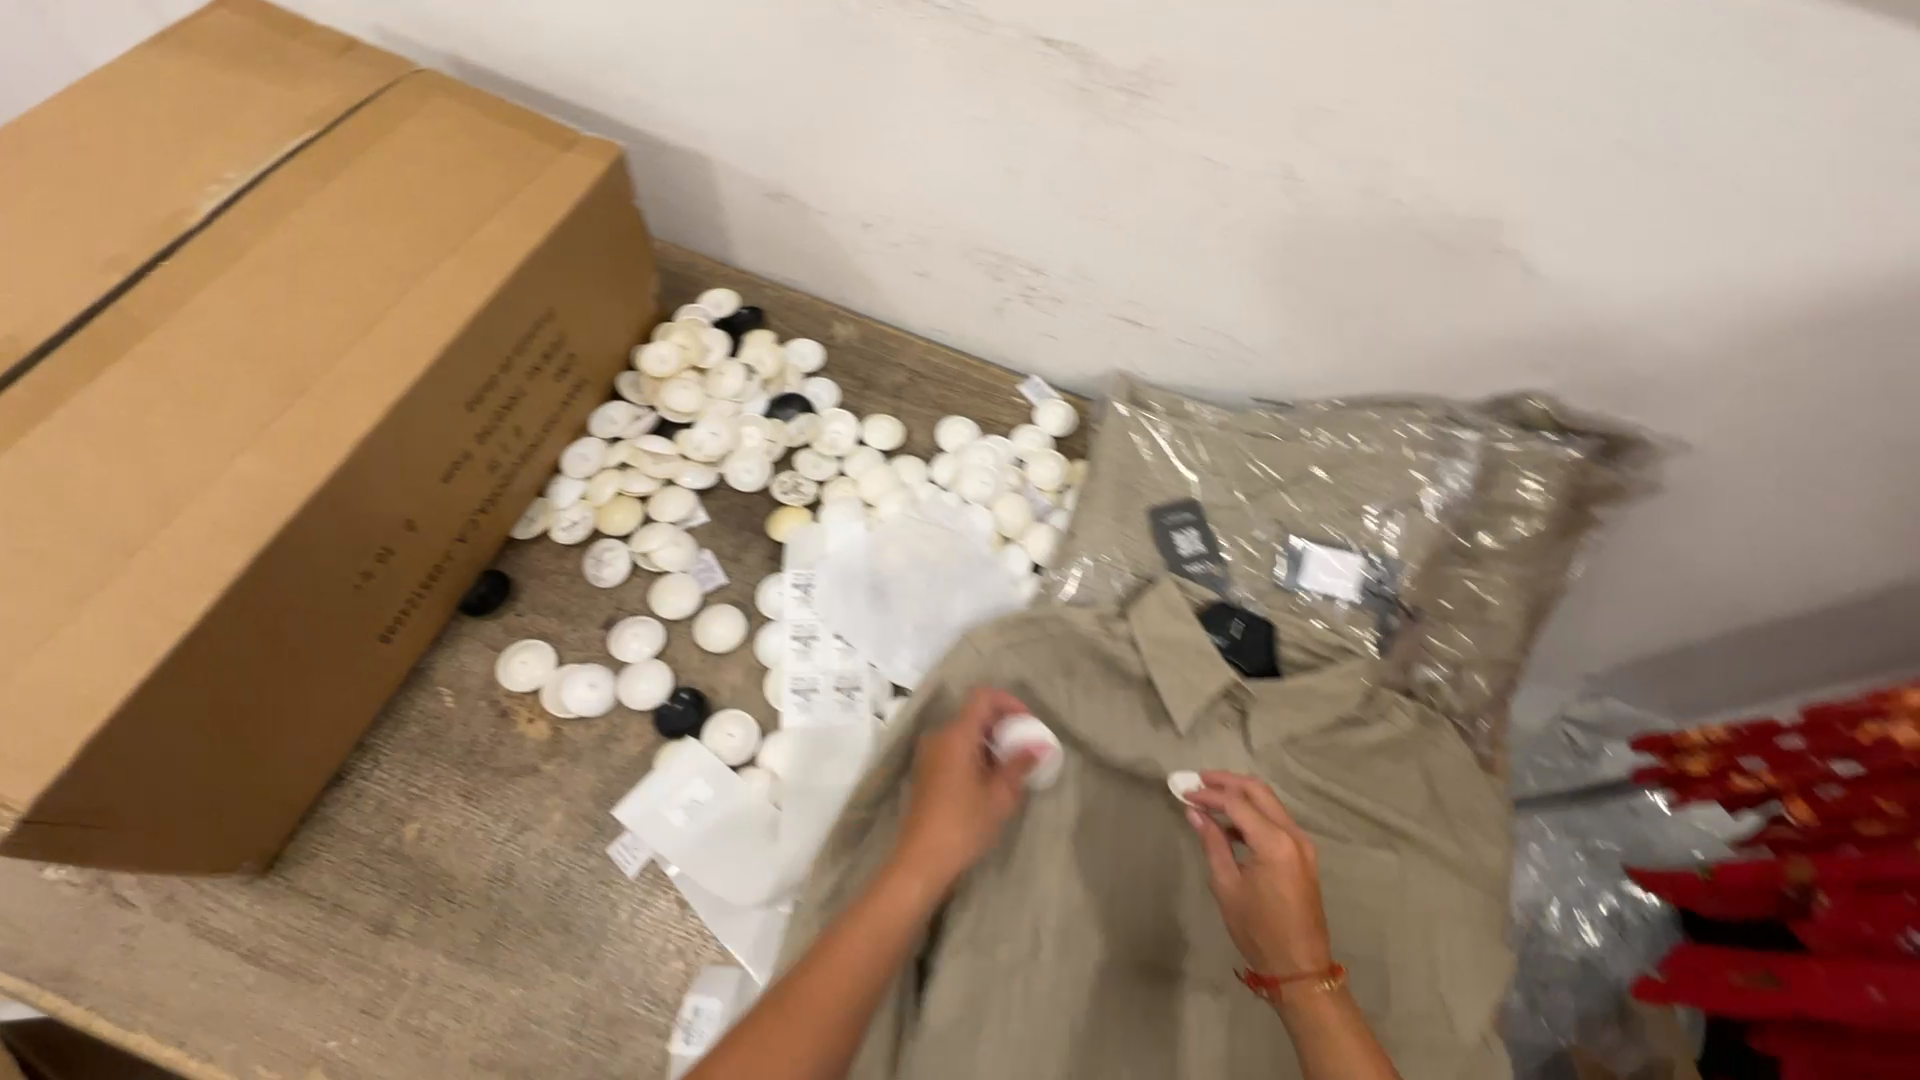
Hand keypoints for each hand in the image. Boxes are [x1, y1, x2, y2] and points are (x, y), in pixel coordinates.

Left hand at [891, 687, 1038, 890]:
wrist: (922, 860)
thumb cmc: (964, 825)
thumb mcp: (1000, 796)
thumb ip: (1020, 764)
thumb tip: (1039, 746)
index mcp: (956, 735)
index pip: (983, 697)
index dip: (1009, 702)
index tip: (1028, 724)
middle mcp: (939, 736)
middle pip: (974, 714)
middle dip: (1003, 725)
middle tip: (1025, 748)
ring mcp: (929, 753)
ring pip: (965, 732)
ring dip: (990, 742)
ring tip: (1011, 767)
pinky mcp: (926, 770)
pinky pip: (954, 748)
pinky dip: (975, 753)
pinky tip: (990, 780)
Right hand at [1184, 771, 1333, 977]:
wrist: (1299, 967)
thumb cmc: (1257, 930)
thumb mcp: (1226, 886)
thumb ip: (1212, 842)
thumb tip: (1194, 812)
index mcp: (1275, 843)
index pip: (1237, 803)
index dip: (1208, 794)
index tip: (1184, 792)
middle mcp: (1293, 835)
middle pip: (1258, 791)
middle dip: (1227, 782)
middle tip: (1198, 780)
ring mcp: (1302, 844)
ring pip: (1269, 802)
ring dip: (1240, 795)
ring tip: (1209, 797)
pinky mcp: (1303, 854)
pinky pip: (1276, 820)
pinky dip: (1253, 813)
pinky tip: (1230, 823)